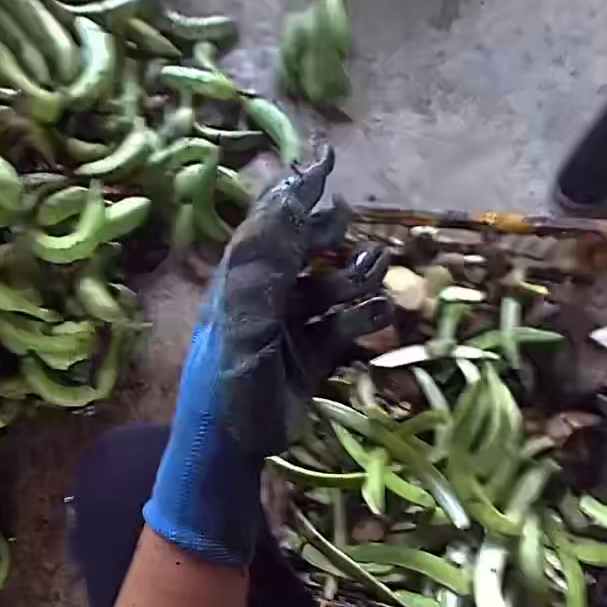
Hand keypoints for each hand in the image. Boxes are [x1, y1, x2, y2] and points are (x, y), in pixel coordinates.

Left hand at [143, 147, 390, 563]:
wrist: (231, 448)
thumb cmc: (227, 383)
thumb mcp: (243, 322)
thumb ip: (265, 263)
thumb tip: (287, 198)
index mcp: (243, 282)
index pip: (273, 224)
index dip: (297, 191)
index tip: (325, 158)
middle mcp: (268, 298)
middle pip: (305, 252)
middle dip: (328, 234)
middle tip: (348, 224)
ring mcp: (291, 328)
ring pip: (331, 289)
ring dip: (354, 279)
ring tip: (377, 274)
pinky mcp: (312, 357)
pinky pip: (343, 328)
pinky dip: (363, 319)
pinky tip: (379, 314)